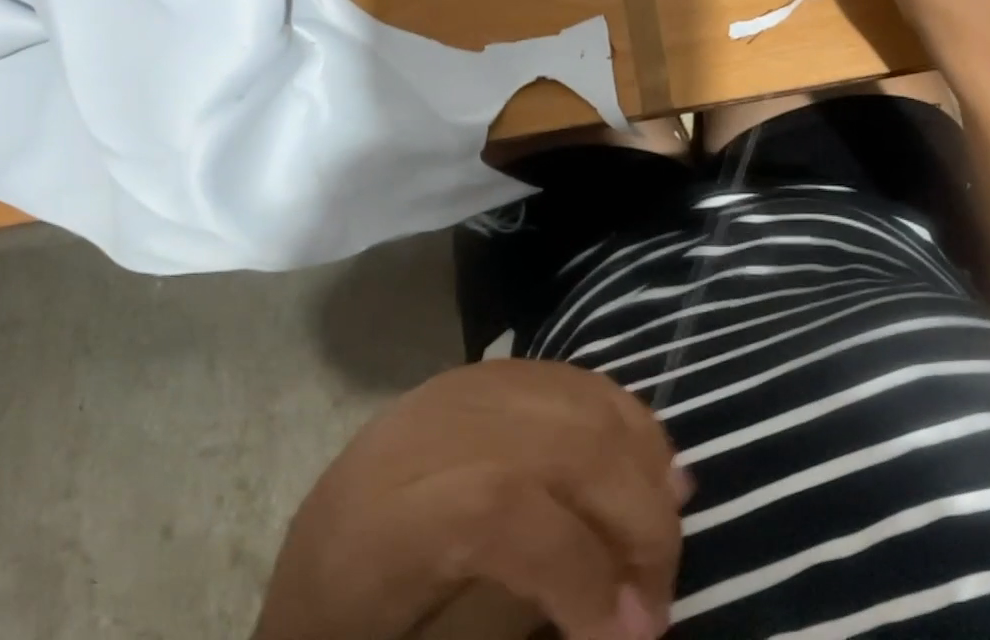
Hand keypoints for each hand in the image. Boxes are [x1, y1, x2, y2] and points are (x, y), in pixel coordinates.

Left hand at [254, 360, 687, 639]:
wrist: (330, 545)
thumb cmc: (364, 618)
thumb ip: (523, 615)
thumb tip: (629, 618)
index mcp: (387, 510)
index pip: (501, 512)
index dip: (579, 575)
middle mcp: (431, 429)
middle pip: (567, 448)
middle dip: (637, 528)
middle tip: (656, 604)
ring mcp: (470, 388)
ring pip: (590, 410)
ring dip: (647, 479)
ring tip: (660, 547)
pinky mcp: (501, 374)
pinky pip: (591, 388)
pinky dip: (636, 432)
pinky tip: (653, 479)